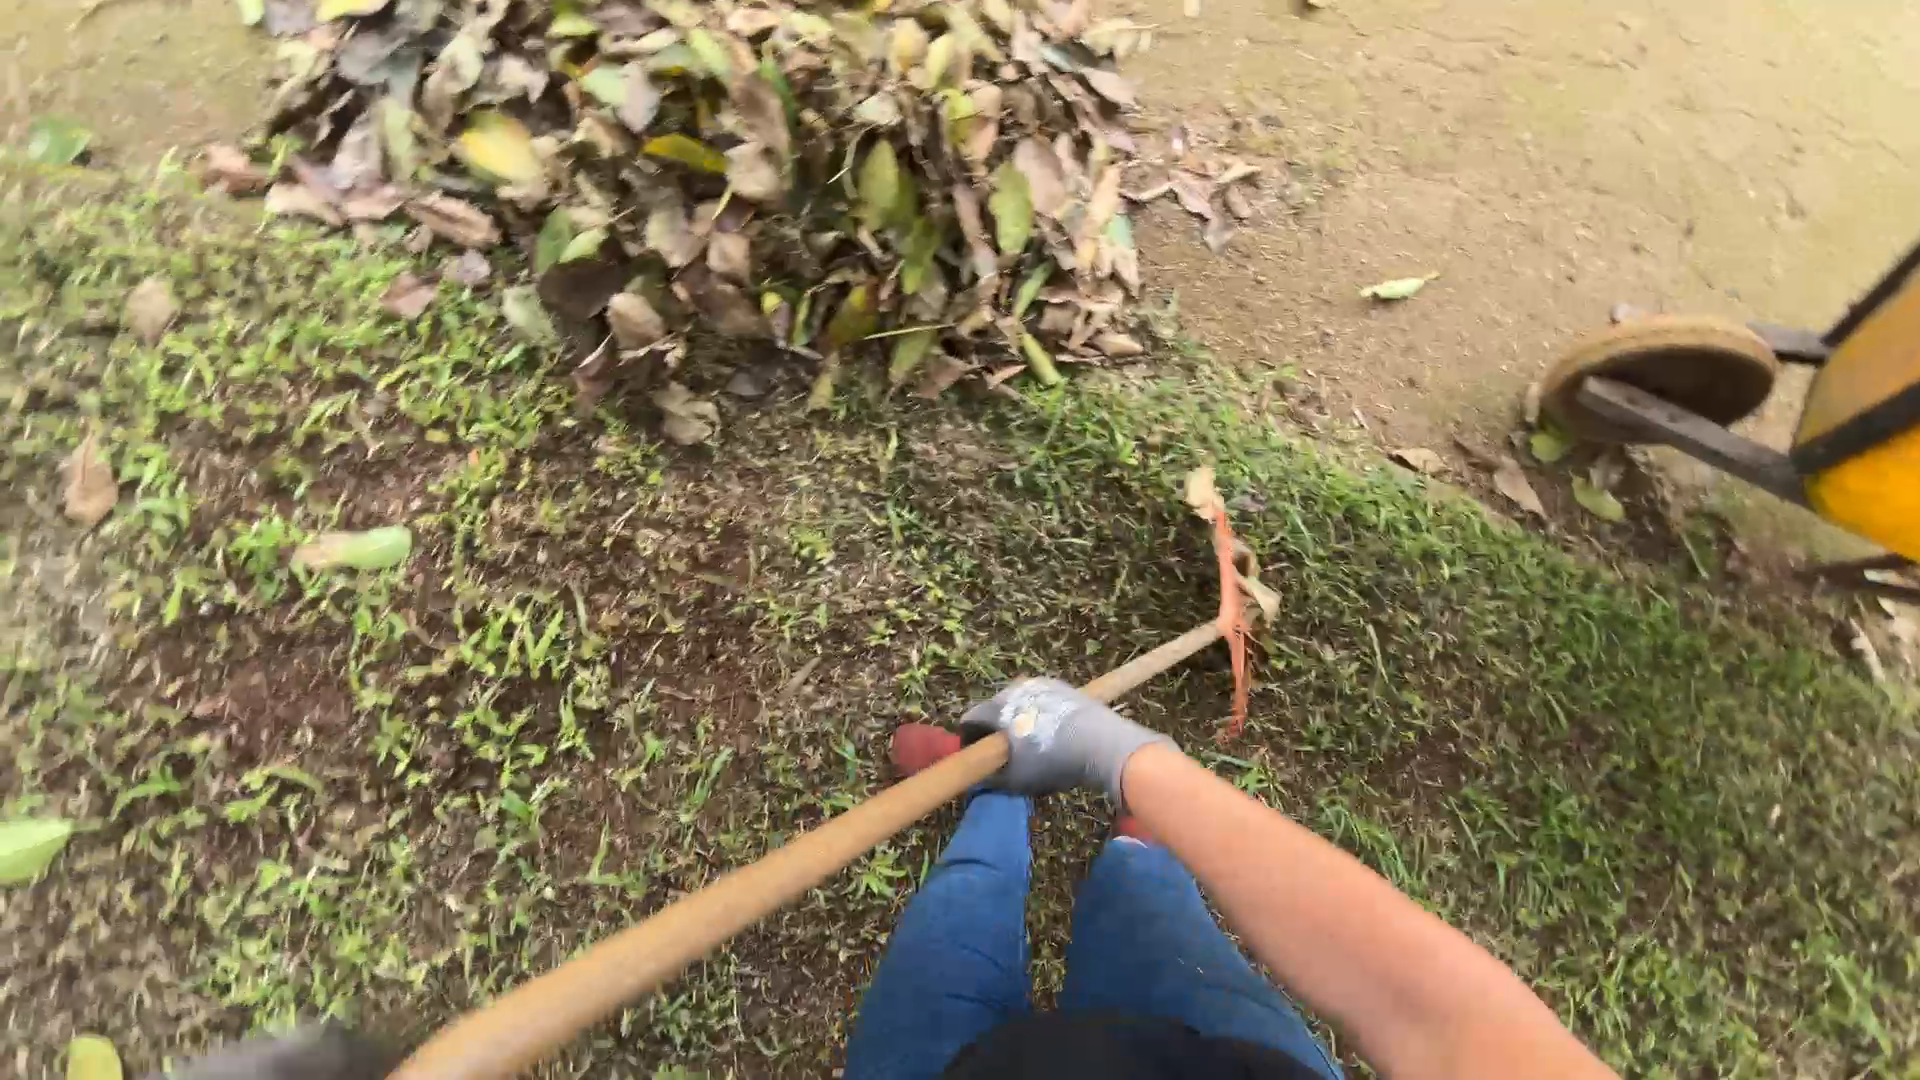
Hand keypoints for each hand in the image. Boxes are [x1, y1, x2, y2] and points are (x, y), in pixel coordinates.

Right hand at [960, 677, 1175, 804]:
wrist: (1101, 742)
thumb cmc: (1052, 761)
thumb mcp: (1016, 780)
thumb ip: (991, 779)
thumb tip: (980, 779)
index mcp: (996, 708)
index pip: (970, 719)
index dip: (970, 738)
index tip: (978, 756)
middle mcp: (1013, 689)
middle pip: (993, 708)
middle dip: (994, 729)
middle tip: (1006, 752)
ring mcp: (1039, 684)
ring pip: (1019, 702)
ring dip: (1018, 719)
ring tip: (1032, 743)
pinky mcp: (1062, 686)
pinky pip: (1040, 700)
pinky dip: (1040, 714)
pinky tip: (1053, 733)